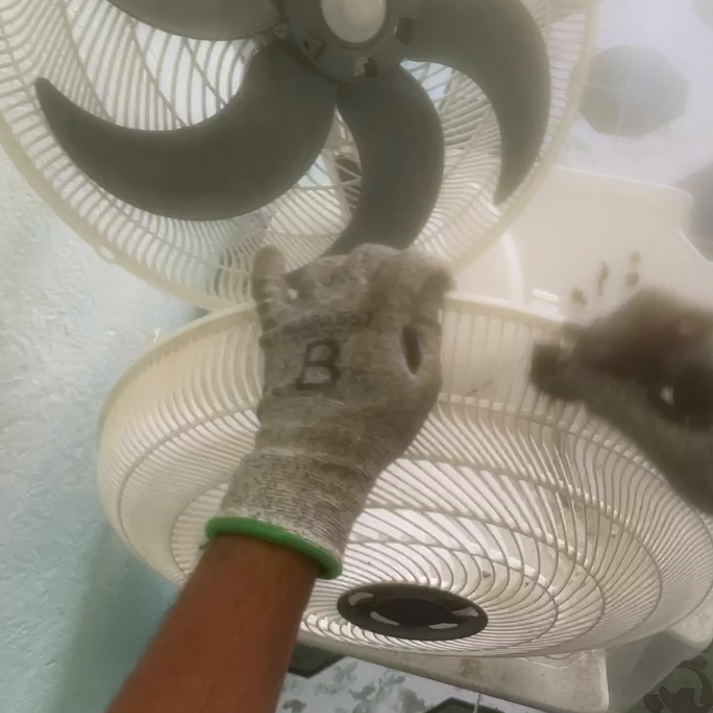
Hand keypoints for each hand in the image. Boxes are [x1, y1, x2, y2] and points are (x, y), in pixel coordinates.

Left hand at [207, 244, 452, 577]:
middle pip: (368, 257)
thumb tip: (429, 300)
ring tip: (361, 284)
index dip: (431, 268)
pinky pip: (268, 287)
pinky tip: (276, 254)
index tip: (444, 285)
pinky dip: (271, 267)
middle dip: (395, 263)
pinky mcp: (275, 328)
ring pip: (325, 265)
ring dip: (349, 266)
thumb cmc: (376, 428)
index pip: (408, 268)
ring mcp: (302, 311)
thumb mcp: (422, 387)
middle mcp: (340, 301)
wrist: (314, 457)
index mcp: (379, 316)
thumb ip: (427, 336)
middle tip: (407, 286)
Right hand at [530, 288, 712, 619]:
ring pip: (669, 337)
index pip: (651, 311)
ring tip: (597, 393)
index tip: (570, 364)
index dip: (603, 332)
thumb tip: (570, 377)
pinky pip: (687, 356)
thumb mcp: (677, 454)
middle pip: (658, 318)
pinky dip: (655, 374)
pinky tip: (636, 403)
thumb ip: (622, 411)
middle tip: (575, 378)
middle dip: (612, 346)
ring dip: (631, 360)